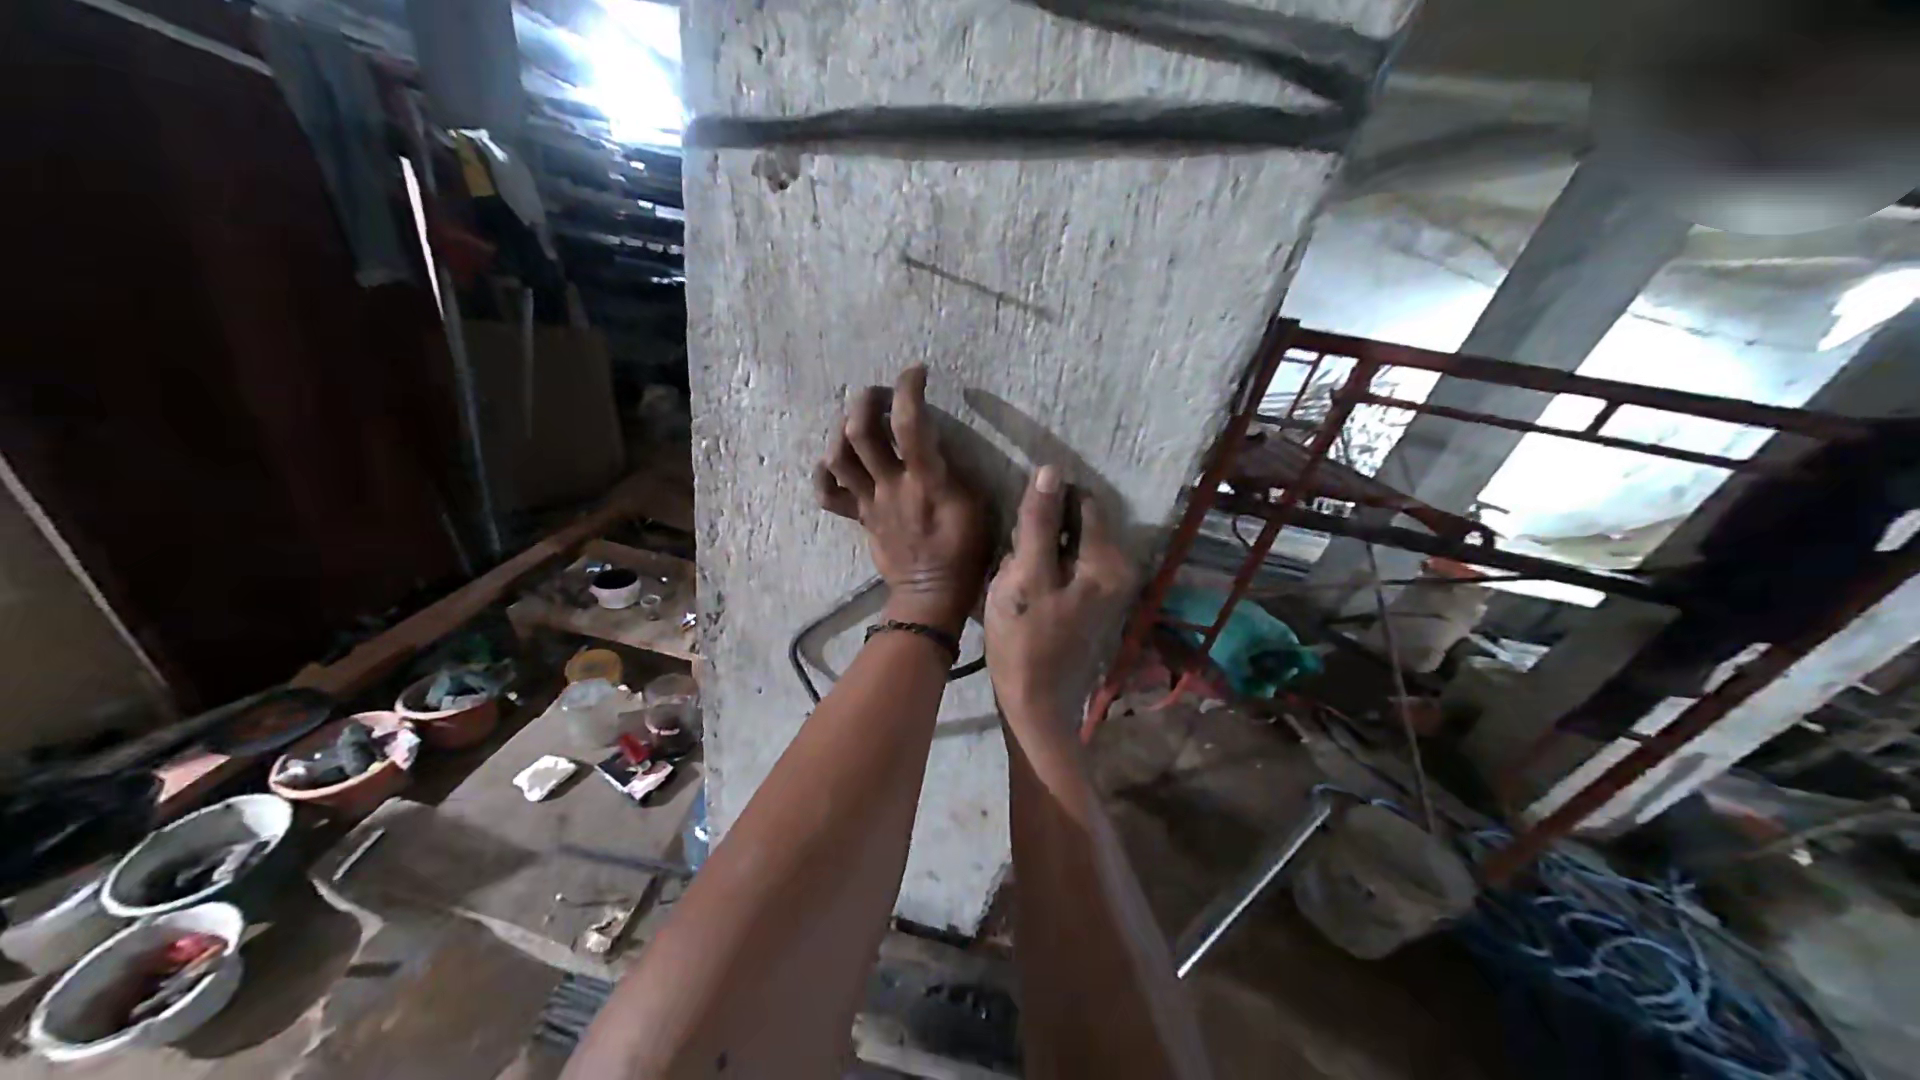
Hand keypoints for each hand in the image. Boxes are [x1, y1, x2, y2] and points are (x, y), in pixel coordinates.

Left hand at [814, 367, 989, 636]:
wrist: (931, 595)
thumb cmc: (965, 551)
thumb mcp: (977, 507)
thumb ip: (954, 471)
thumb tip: (936, 445)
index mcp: (925, 482)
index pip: (910, 425)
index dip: (909, 390)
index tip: (917, 371)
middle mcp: (890, 486)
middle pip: (860, 432)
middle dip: (865, 400)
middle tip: (880, 392)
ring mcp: (870, 502)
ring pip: (837, 457)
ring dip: (842, 428)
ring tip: (857, 418)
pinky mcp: (859, 517)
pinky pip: (828, 494)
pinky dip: (825, 473)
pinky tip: (835, 461)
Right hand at [984, 466, 1134, 724]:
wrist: (1035, 701)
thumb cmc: (1025, 639)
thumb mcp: (1025, 576)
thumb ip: (1038, 523)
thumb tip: (1050, 470)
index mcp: (1109, 560)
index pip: (1083, 501)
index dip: (1049, 500)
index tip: (1019, 520)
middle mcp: (1119, 568)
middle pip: (1079, 520)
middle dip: (1045, 526)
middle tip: (1015, 554)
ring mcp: (1107, 586)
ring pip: (1070, 541)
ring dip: (1042, 545)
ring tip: (1018, 572)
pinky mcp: (1092, 599)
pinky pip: (1069, 563)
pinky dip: (1047, 564)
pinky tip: (1026, 584)